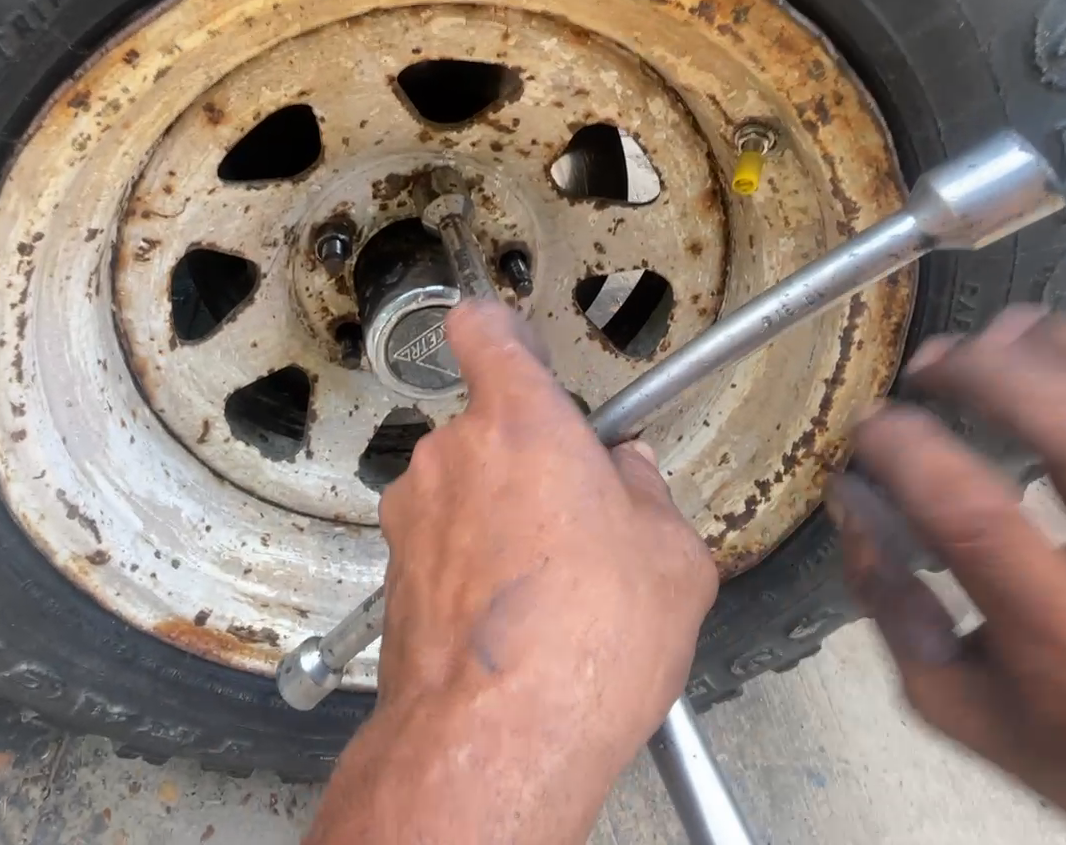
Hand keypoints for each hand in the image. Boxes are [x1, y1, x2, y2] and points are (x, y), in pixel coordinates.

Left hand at [307, 301, 718, 843]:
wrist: (494, 735)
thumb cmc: (586, 641)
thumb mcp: (670, 558)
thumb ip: (647, 492)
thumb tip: (628, 470)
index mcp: (521, 423)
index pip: (484, 330)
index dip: (502, 331)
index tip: (522, 350)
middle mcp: (454, 452)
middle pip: (489, 422)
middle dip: (529, 454)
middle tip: (575, 512)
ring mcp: (415, 507)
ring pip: (465, 481)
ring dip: (499, 508)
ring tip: (547, 578)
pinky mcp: (395, 560)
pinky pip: (441, 532)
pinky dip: (469, 551)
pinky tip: (510, 607)